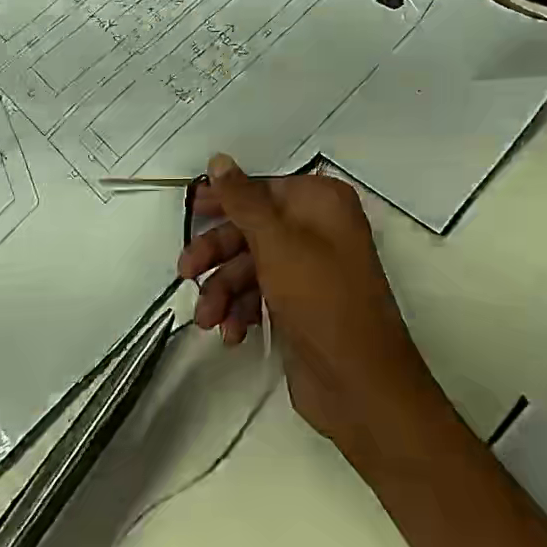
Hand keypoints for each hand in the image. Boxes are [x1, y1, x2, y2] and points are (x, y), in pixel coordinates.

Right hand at [177, 153, 437, 451]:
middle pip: (249, 229)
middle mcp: (316, 230)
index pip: (260, 189)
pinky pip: (259, 294)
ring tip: (207, 318)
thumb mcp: (276, 244)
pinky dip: (241, 310)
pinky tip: (231, 333)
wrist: (360, 387)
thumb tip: (219, 159)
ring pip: (249, 265)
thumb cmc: (320, 301)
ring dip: (223, 290)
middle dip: (216, 254)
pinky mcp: (298, 304)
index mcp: (320, 204)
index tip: (191, 209)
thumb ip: (243, 201)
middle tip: (185, 272)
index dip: (223, 200)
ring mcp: (307, 269)